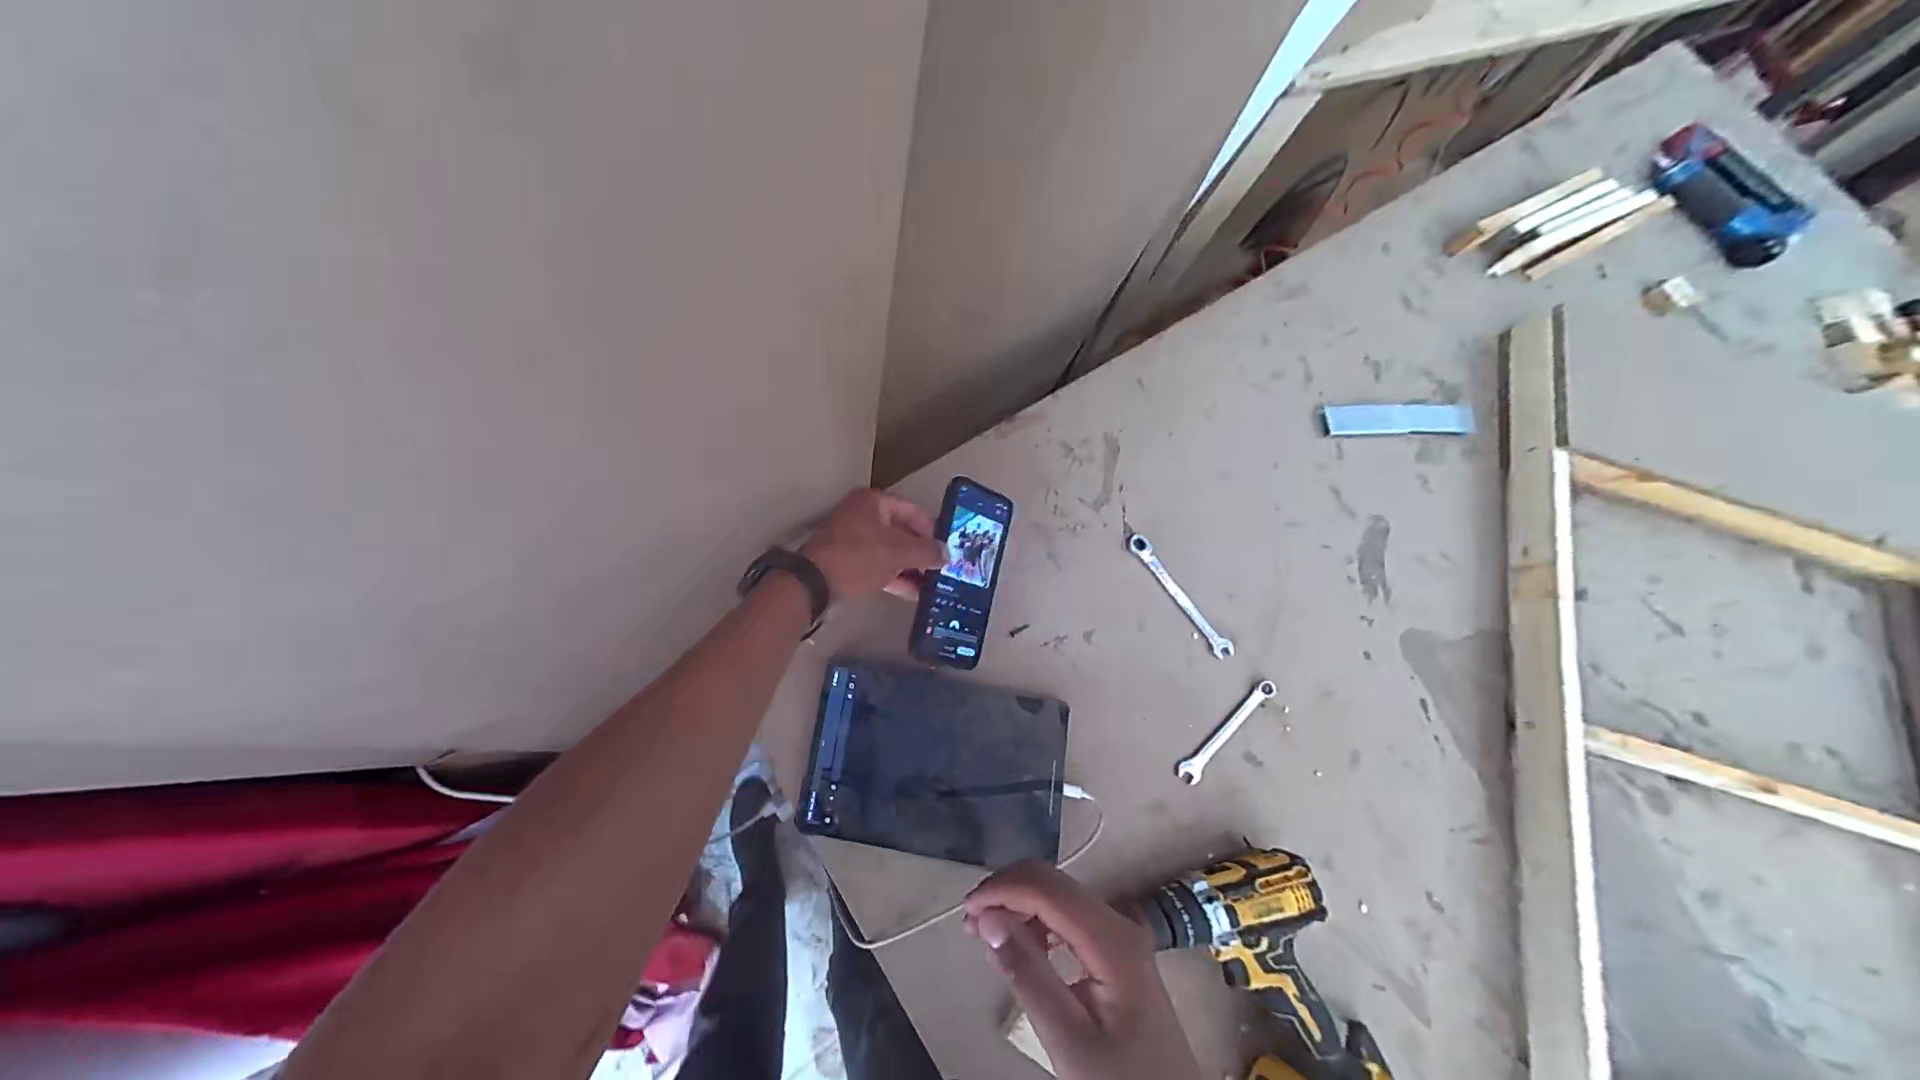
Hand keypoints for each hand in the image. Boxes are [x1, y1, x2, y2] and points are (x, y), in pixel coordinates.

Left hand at [799, 489, 945, 601]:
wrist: (813, 584)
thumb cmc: (856, 557)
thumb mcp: (898, 553)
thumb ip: (926, 551)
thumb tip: (945, 554)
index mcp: (874, 502)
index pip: (913, 510)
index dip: (932, 529)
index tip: (945, 548)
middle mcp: (862, 515)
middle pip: (902, 531)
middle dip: (921, 552)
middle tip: (940, 568)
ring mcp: (852, 538)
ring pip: (890, 550)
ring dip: (910, 567)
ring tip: (930, 584)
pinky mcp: (847, 561)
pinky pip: (877, 564)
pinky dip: (894, 575)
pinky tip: (911, 592)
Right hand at [963, 862, 1202, 1079]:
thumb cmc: (1119, 1079)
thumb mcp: (1067, 1037)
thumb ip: (1028, 975)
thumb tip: (990, 919)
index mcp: (1112, 938)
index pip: (1046, 888)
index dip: (1002, 889)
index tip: (966, 911)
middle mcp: (1119, 921)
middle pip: (1053, 883)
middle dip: (1007, 893)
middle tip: (971, 924)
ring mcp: (1122, 932)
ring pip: (1059, 896)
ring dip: (1019, 905)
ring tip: (987, 935)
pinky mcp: (1118, 948)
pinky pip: (1070, 916)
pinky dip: (1038, 921)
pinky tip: (1021, 946)